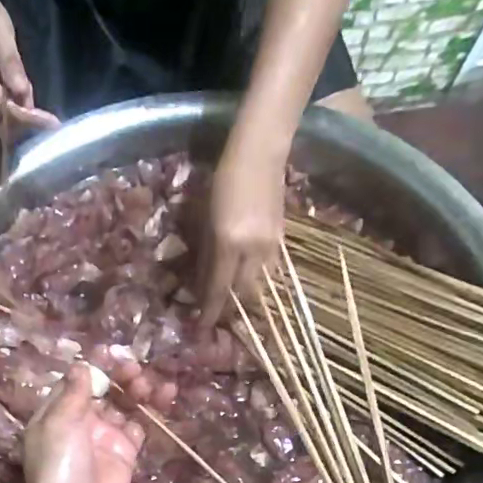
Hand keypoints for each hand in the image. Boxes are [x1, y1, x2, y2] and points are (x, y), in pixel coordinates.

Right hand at [0, 0, 58, 133]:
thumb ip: (9, 61)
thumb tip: (22, 94)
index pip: (0, 106)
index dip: (25, 117)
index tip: (50, 123)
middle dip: (25, 125)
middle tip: (51, 124)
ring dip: (21, 122)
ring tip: (44, 117)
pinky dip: (14, 114)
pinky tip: (29, 106)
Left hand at [21, 364, 143, 482]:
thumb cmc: (58, 464)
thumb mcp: (58, 422)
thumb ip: (74, 393)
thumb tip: (82, 365)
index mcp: (55, 414)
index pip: (75, 383)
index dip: (93, 367)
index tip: (111, 353)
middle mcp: (79, 423)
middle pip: (102, 390)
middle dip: (118, 376)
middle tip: (133, 370)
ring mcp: (103, 437)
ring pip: (123, 404)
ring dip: (136, 389)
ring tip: (148, 384)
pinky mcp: (125, 452)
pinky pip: (140, 424)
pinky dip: (151, 409)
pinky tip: (164, 395)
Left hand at [198, 140, 285, 328]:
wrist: (260, 153)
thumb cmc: (222, 182)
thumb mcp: (204, 221)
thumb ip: (204, 256)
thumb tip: (200, 287)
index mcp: (229, 243)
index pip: (218, 289)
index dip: (209, 312)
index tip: (201, 329)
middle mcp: (253, 249)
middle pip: (242, 295)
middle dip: (229, 312)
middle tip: (216, 322)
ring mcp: (271, 244)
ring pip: (260, 286)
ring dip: (245, 302)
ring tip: (232, 311)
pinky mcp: (282, 238)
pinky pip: (270, 272)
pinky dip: (257, 285)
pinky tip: (249, 288)